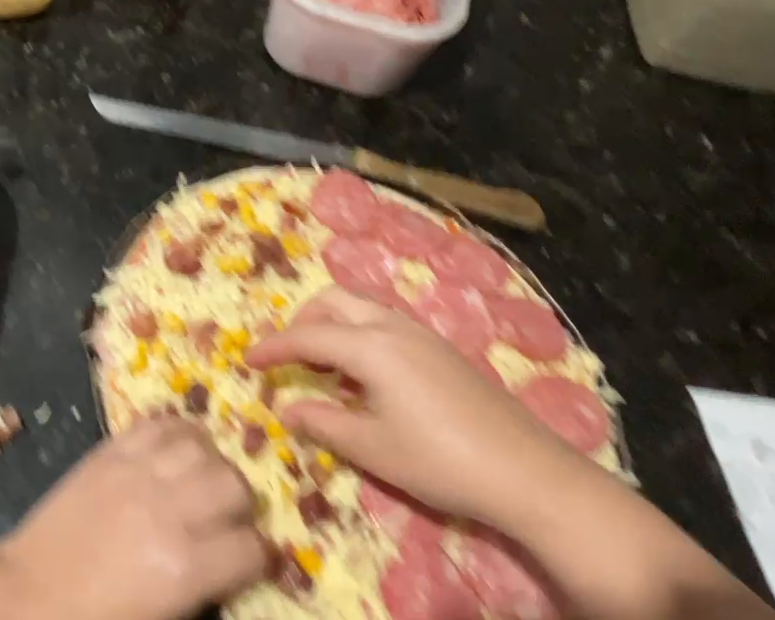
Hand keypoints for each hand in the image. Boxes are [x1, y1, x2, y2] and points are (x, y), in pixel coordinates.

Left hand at [0, 417, 267, 619]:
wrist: (31, 593)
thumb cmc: (98, 618)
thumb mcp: (165, 614)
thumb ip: (206, 582)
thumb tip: (240, 559)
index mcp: (183, 567)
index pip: (251, 548)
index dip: (260, 555)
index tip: (254, 558)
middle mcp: (167, 510)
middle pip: (234, 484)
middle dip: (241, 504)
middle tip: (228, 517)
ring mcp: (135, 472)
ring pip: (201, 445)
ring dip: (212, 463)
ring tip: (203, 481)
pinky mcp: (109, 451)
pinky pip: (158, 423)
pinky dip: (177, 431)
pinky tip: (178, 450)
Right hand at [245, 288, 593, 531]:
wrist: (527, 472)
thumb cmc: (439, 460)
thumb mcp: (372, 448)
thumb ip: (323, 423)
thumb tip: (287, 409)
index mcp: (370, 347)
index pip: (307, 336)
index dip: (273, 347)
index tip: (247, 359)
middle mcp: (393, 327)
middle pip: (334, 301)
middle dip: (303, 321)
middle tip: (288, 357)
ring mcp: (422, 334)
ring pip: (362, 308)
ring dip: (333, 325)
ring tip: (324, 368)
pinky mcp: (442, 349)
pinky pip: (385, 323)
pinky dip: (359, 335)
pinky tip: (366, 379)